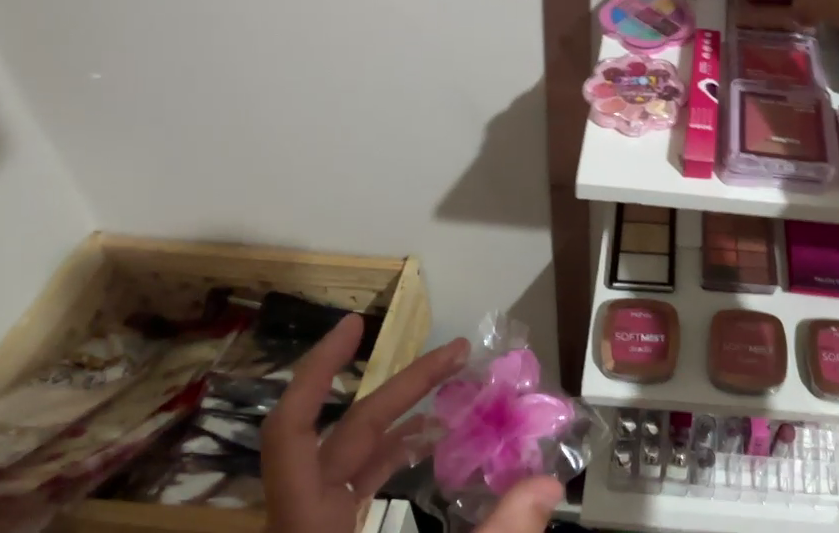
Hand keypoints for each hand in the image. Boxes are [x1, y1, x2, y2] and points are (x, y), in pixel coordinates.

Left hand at [263, 320, 567, 532]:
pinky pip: (353, 488)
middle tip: (459, 354)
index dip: (315, 373)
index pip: (291, 432)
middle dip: (403, 388)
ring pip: (350, 460)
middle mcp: (301, 525)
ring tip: (455, 392)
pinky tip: (430, 448)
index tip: (354, 325)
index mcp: (308, 528)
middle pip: (345, 434)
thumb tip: (547, 485)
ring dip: (401, 419)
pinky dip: (392, 458)